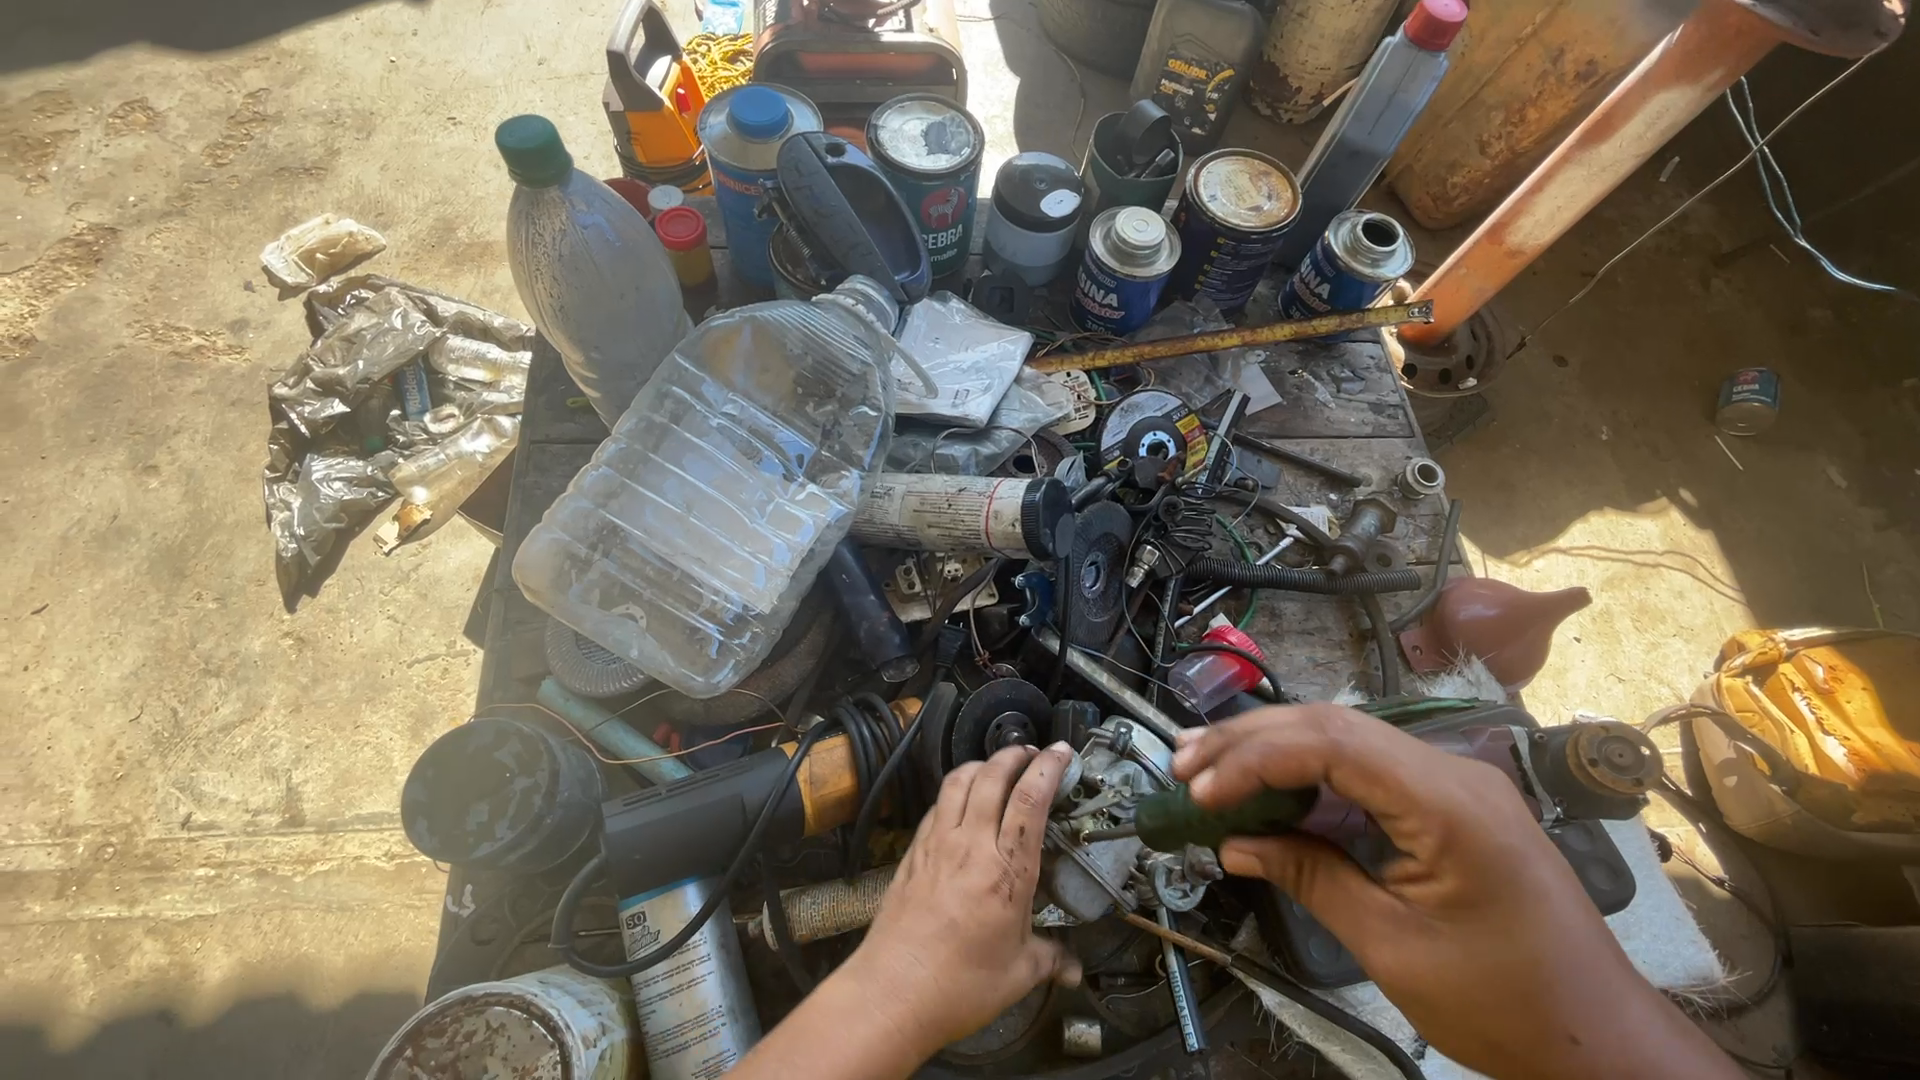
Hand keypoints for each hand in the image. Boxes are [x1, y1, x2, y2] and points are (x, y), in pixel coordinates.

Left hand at [838, 743, 1082, 1056]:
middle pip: (992, 776)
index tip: (1061, 751)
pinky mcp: (913, 850)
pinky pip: (936, 805)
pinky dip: (954, 790)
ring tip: (997, 766)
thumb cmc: (961, 986)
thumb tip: (1075, 969)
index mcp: (1008, 870)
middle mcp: (971, 845)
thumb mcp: (1018, 974)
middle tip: (1031, 753)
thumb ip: (1050, 959)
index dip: (1048, 767)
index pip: (1030, 800)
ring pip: (958, 781)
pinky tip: (961, 800)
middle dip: (1014, 755)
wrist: (893, 990)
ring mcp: (937, 843)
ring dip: (981, 764)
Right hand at [1173, 705, 1740, 1079]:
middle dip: (1249, 741)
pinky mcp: (1444, 800)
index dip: (1254, 758)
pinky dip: (1303, 771)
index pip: (1331, 744)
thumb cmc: (1504, 1006)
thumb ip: (1310, 877)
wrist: (1604, 1043)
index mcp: (1448, 803)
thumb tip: (1233, 843)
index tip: (1200, 791)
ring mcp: (1450, 781)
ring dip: (1269, 747)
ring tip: (1203, 761)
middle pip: (1331, 725)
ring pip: (1342, 737)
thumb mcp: (1392, 948)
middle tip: (1183, 762)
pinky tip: (1262, 782)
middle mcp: (1450, 771)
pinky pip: (1362, 767)